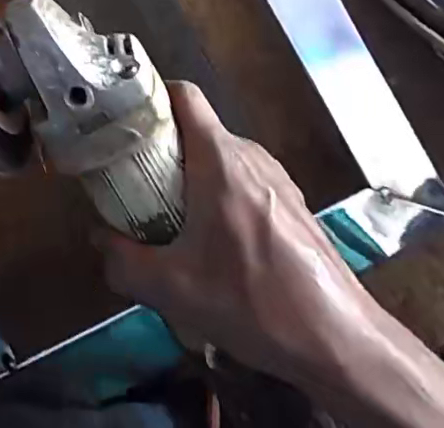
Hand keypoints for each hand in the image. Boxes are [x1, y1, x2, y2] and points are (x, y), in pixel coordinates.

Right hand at [94, 81, 379, 387]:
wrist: (347, 350)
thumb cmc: (257, 303)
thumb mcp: (172, 288)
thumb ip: (122, 259)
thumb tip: (96, 237)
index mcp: (221, 160)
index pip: (183, 94)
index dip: (149, 93)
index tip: (122, 117)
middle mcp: (250, 157)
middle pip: (195, 127)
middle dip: (160, 144)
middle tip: (132, 174)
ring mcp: (279, 179)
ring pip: (219, 153)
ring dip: (189, 170)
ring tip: (168, 208)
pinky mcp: (295, 205)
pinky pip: (243, 178)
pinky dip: (218, 191)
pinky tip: (213, 237)